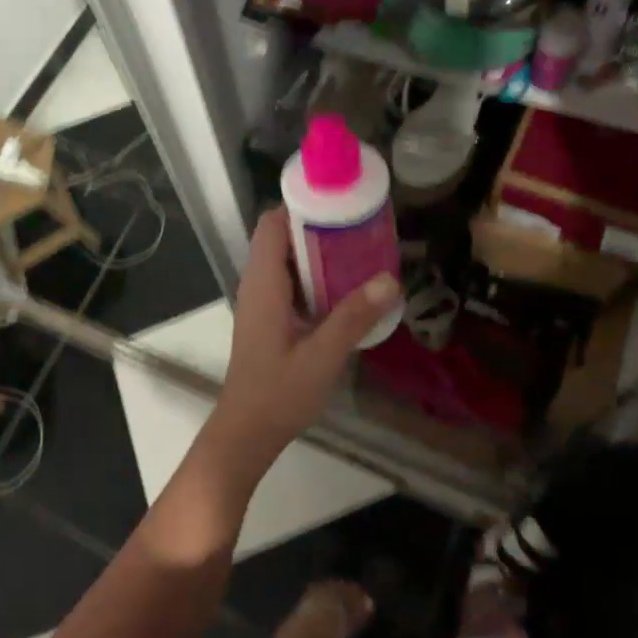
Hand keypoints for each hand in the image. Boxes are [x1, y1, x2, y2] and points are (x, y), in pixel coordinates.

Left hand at [205, 207, 400, 475]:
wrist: (247, 432)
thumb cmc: (278, 394)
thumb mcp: (322, 356)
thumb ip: (353, 317)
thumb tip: (390, 279)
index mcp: (263, 283)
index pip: (272, 223)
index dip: (302, 207)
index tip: (341, 204)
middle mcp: (257, 284)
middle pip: (282, 237)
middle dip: (319, 228)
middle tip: (362, 228)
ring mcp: (261, 302)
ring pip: (287, 259)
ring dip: (319, 253)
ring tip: (361, 252)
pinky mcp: (269, 318)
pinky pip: (291, 281)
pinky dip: (315, 276)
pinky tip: (347, 290)